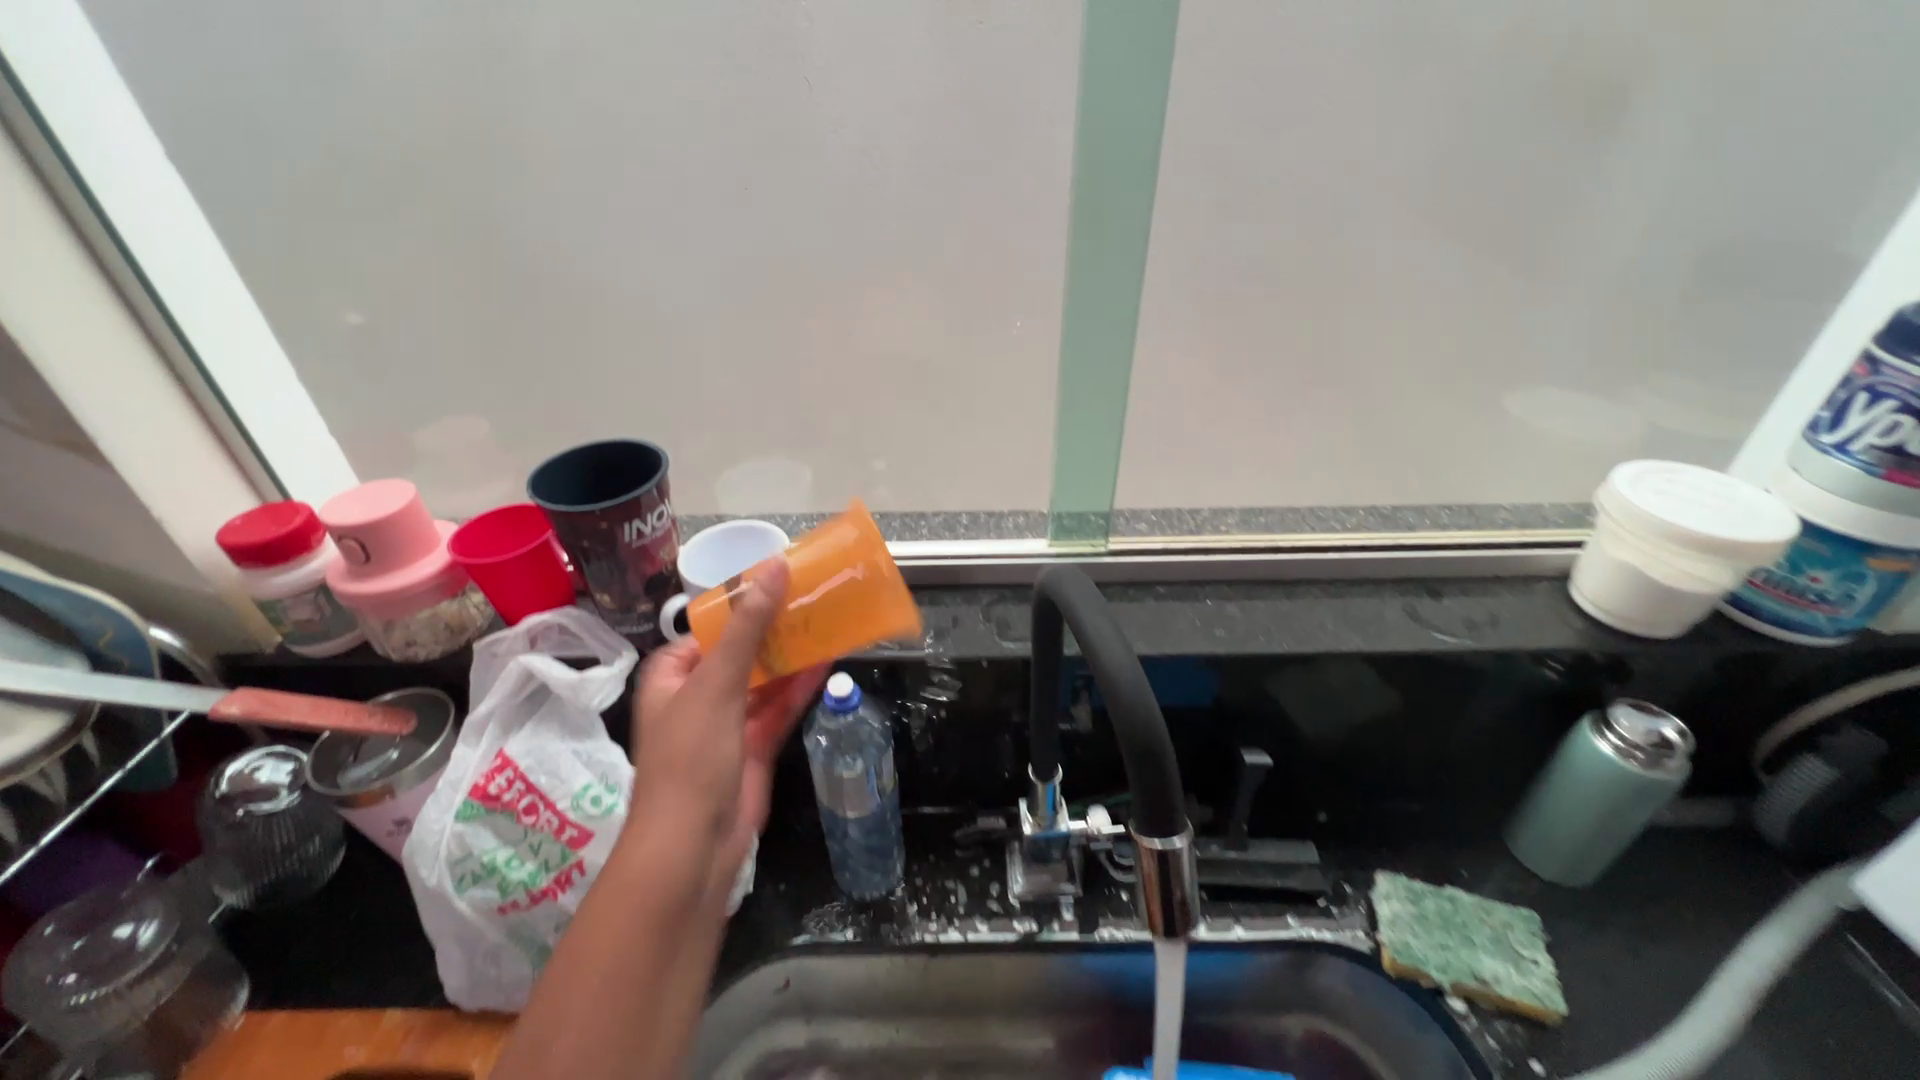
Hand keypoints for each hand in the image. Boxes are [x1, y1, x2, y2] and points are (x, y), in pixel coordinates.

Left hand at [630, 556, 826, 904]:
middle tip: (817, 596)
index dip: (745, 604)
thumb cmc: (691, 757)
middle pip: (742, 652)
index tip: (784, 578)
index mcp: (672, 675)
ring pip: (765, 680)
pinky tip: (829, 661)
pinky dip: (801, 687)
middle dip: (776, 629)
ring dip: (793, 656)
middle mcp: (698, 695)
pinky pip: (780, 708)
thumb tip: (773, 567)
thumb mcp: (716, 683)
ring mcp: (728, 723)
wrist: (693, 846)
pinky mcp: (755, 747)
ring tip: (830, 620)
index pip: (711, 628)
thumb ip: (747, 627)